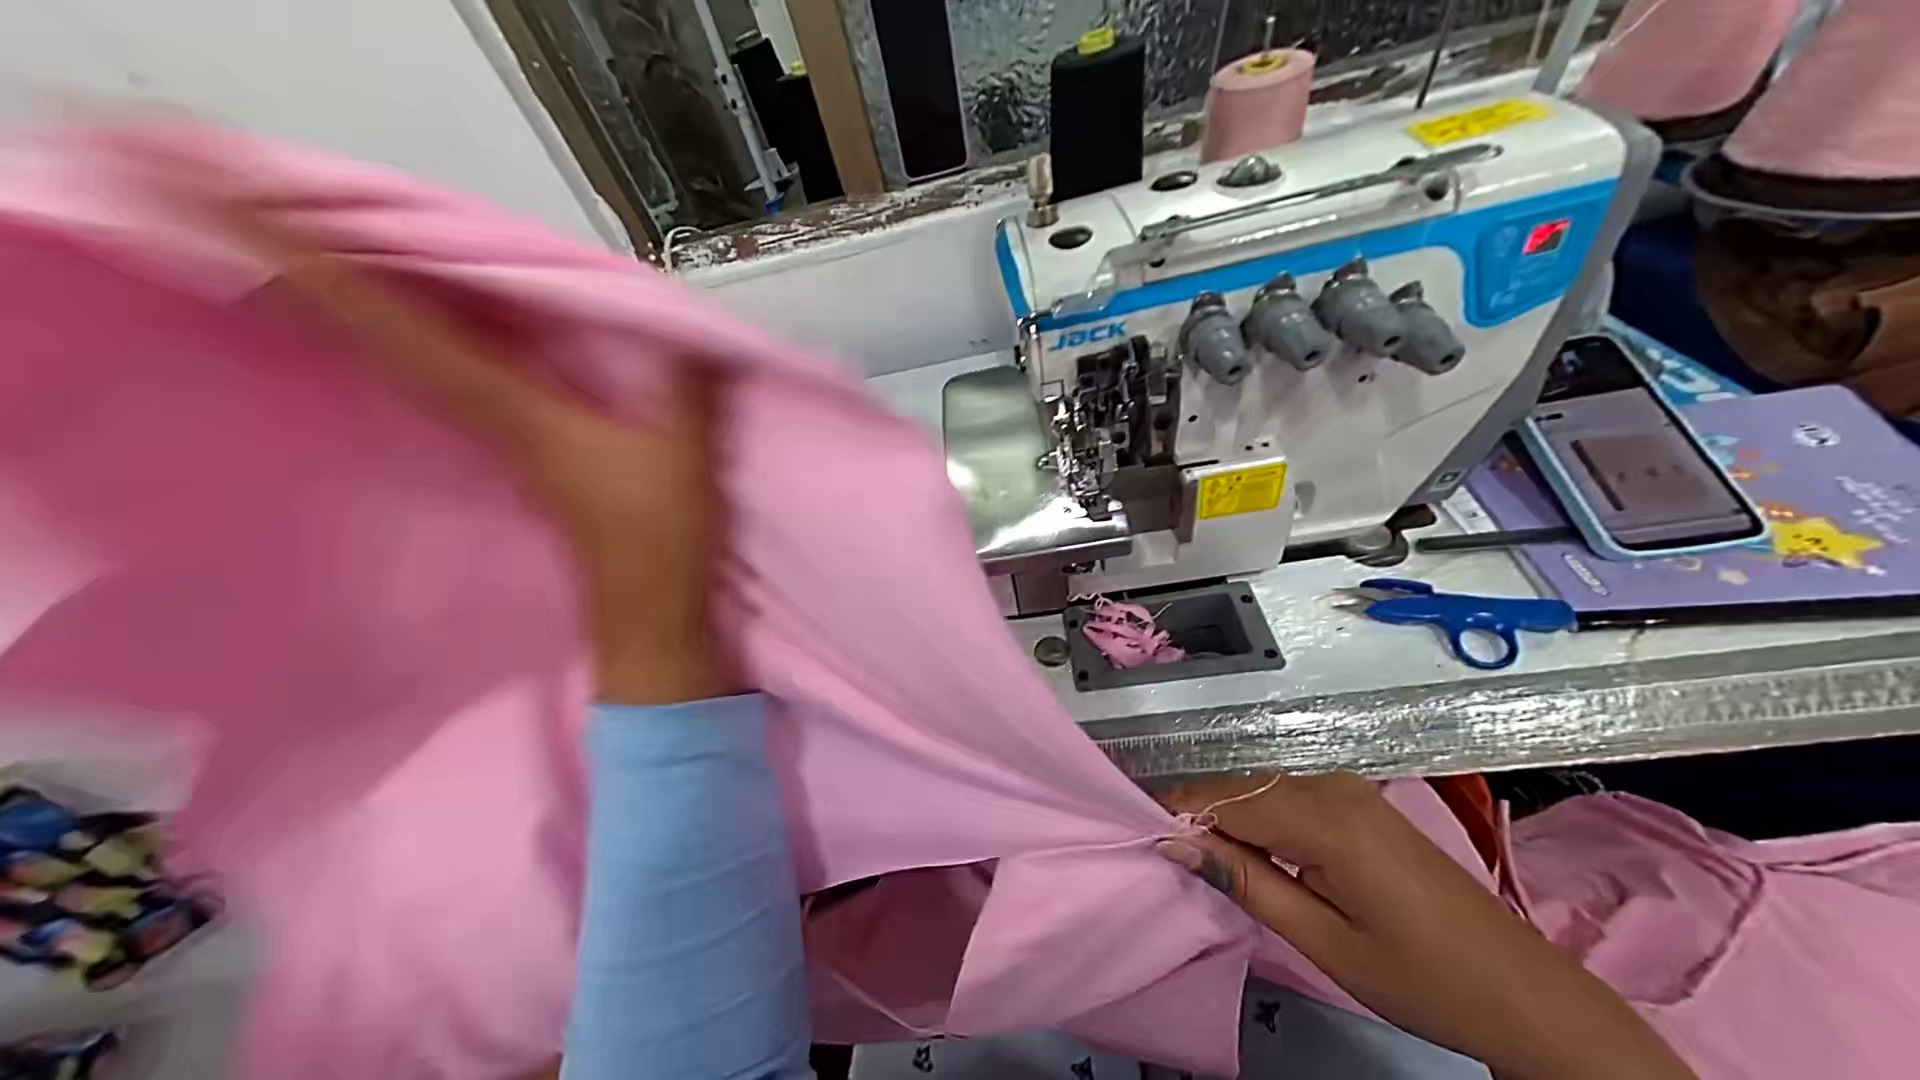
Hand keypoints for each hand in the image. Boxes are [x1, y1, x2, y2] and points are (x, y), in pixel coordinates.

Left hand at [162, 181, 740, 704]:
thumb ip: (682, 386)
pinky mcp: (527, 449)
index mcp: (518, 414)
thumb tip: (675, 323)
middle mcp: (493, 419)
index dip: (329, 271)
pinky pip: (455, 375)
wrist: (650, 606)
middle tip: (240, 194)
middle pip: (385, 338)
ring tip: (308, 241)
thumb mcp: (684, 453)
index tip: (238, 204)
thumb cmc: (659, 536)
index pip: (408, 334)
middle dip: (310, 270)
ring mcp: (504, 437)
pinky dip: (420, 337)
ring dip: (357, 302)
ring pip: (412, 357)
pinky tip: (424, 318)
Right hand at [1156, 773, 1696, 1079]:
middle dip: (1199, 816)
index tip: (1140, 834)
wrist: (1525, 993)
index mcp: (1324, 818)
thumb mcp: (1321, 939)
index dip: (1176, 811)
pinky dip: (1259, 820)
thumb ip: (1242, 880)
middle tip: (1169, 857)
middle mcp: (1331, 786)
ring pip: (1260, 790)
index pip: (1223, 797)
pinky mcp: (1358, 801)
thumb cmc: (1422, 977)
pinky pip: (1287, 797)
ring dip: (1228, 820)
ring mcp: (1348, 789)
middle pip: (1239, 788)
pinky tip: (1254, 855)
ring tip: (1206, 862)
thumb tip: (1173, 841)